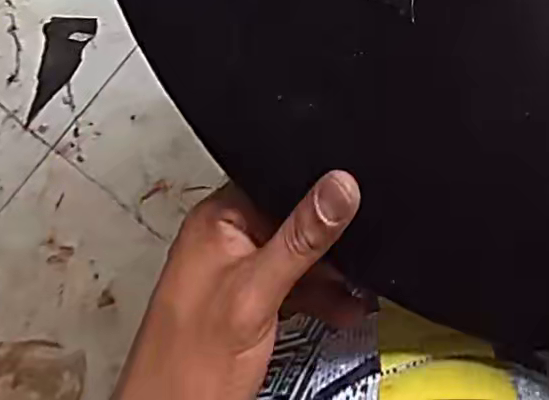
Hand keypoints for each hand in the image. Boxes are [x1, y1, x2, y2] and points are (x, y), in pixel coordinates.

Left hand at [112, 171, 363, 399]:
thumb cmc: (189, 367)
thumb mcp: (256, 293)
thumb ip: (301, 238)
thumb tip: (341, 185)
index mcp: (218, 218)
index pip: (278, 181)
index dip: (317, 188)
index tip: (354, 199)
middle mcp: (225, 236)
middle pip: (291, 218)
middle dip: (328, 240)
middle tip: (360, 255)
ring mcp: (235, 270)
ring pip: (295, 254)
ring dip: (329, 273)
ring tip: (360, 289)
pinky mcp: (245, 301)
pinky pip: (290, 282)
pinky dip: (316, 295)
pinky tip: (343, 306)